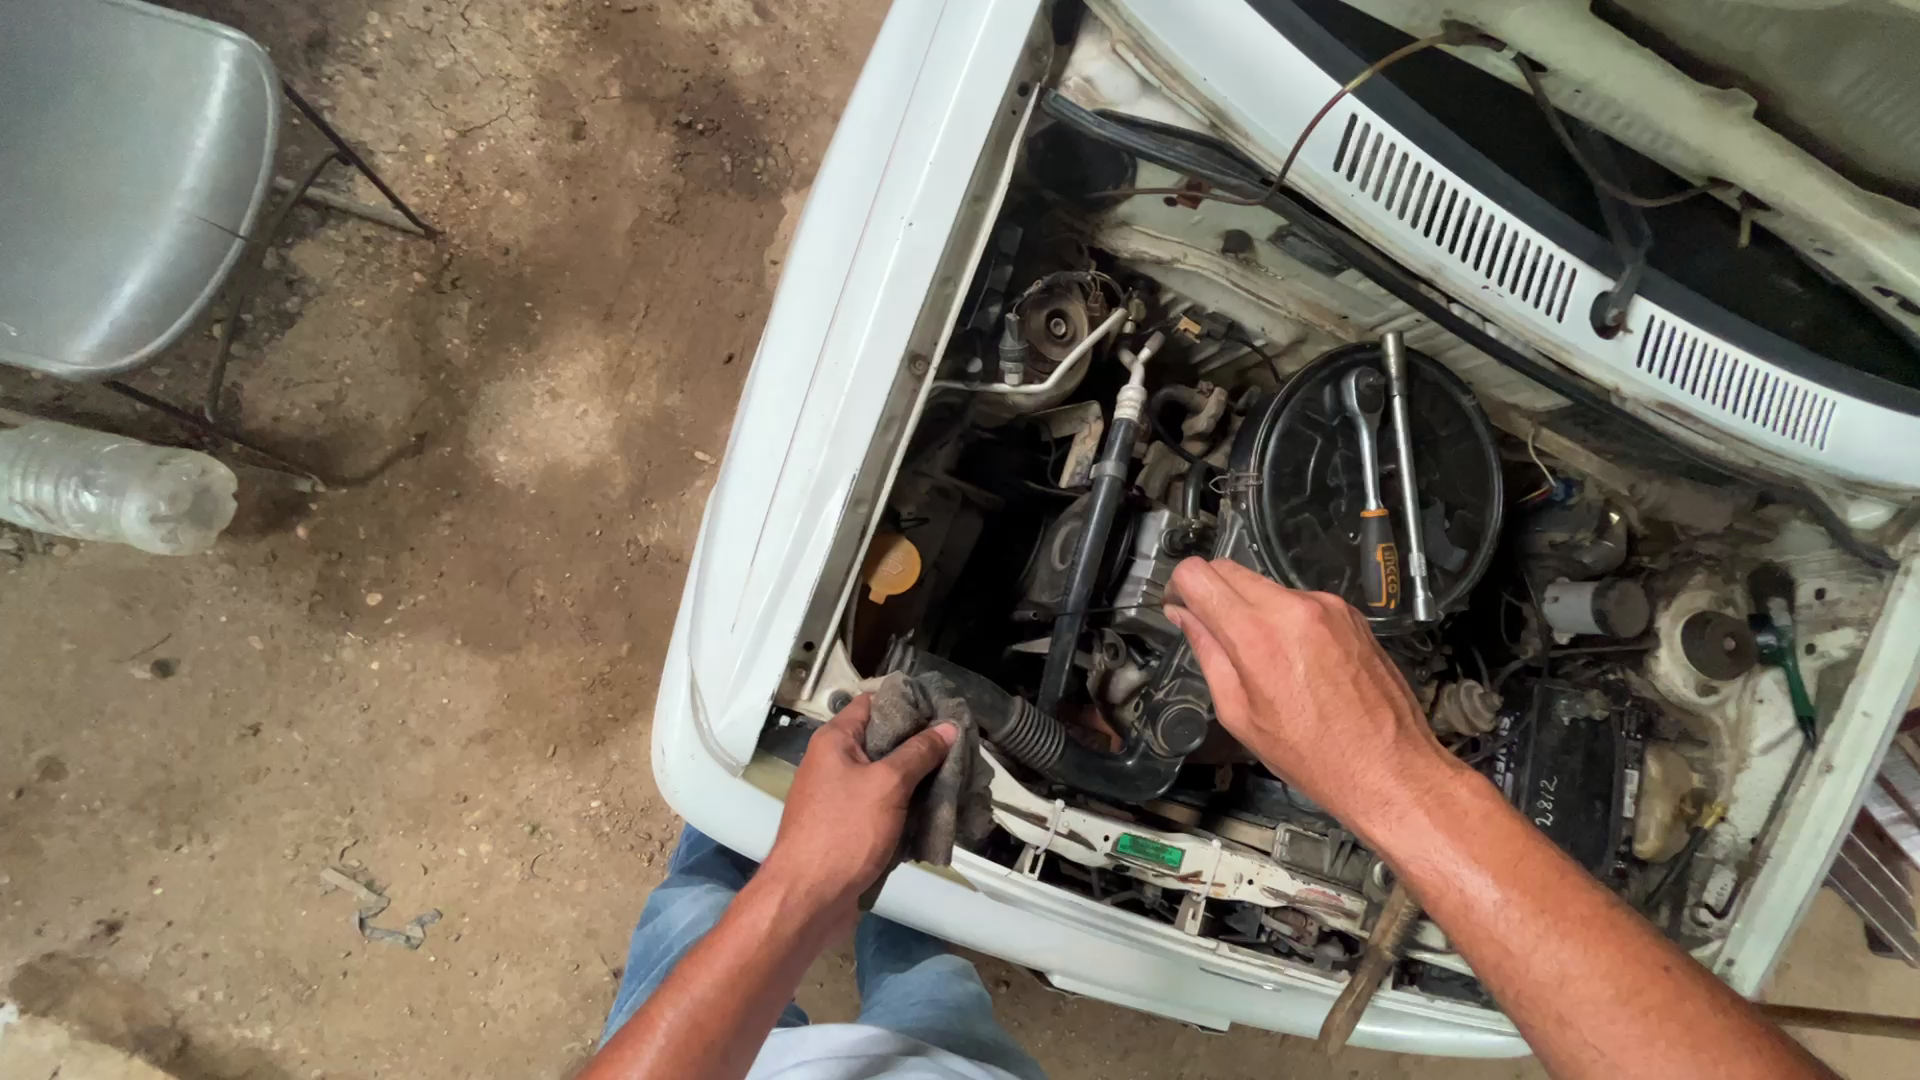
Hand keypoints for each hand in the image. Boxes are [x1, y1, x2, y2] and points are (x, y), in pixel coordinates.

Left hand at [761, 695, 955, 925]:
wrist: (806, 901)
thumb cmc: (843, 832)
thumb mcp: (887, 785)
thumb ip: (919, 753)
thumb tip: (947, 727)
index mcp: (835, 741)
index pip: (873, 703)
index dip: (908, 703)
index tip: (943, 709)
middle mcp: (834, 762)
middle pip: (883, 741)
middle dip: (920, 744)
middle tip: (958, 745)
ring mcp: (840, 797)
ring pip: (887, 776)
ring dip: (918, 779)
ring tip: (956, 776)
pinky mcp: (849, 827)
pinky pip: (883, 806)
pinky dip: (907, 807)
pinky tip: (937, 811)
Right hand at [1163, 558, 1458, 835]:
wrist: (1392, 769)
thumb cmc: (1311, 755)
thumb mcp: (1238, 713)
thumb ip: (1207, 653)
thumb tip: (1184, 615)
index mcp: (1256, 634)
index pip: (1197, 575)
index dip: (1178, 588)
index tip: (1179, 609)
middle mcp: (1291, 606)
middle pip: (1226, 568)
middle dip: (1208, 591)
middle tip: (1208, 627)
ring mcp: (1324, 605)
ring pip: (1261, 583)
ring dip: (1246, 604)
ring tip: (1257, 652)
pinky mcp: (1348, 612)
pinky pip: (1296, 599)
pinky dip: (1281, 616)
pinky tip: (1292, 655)